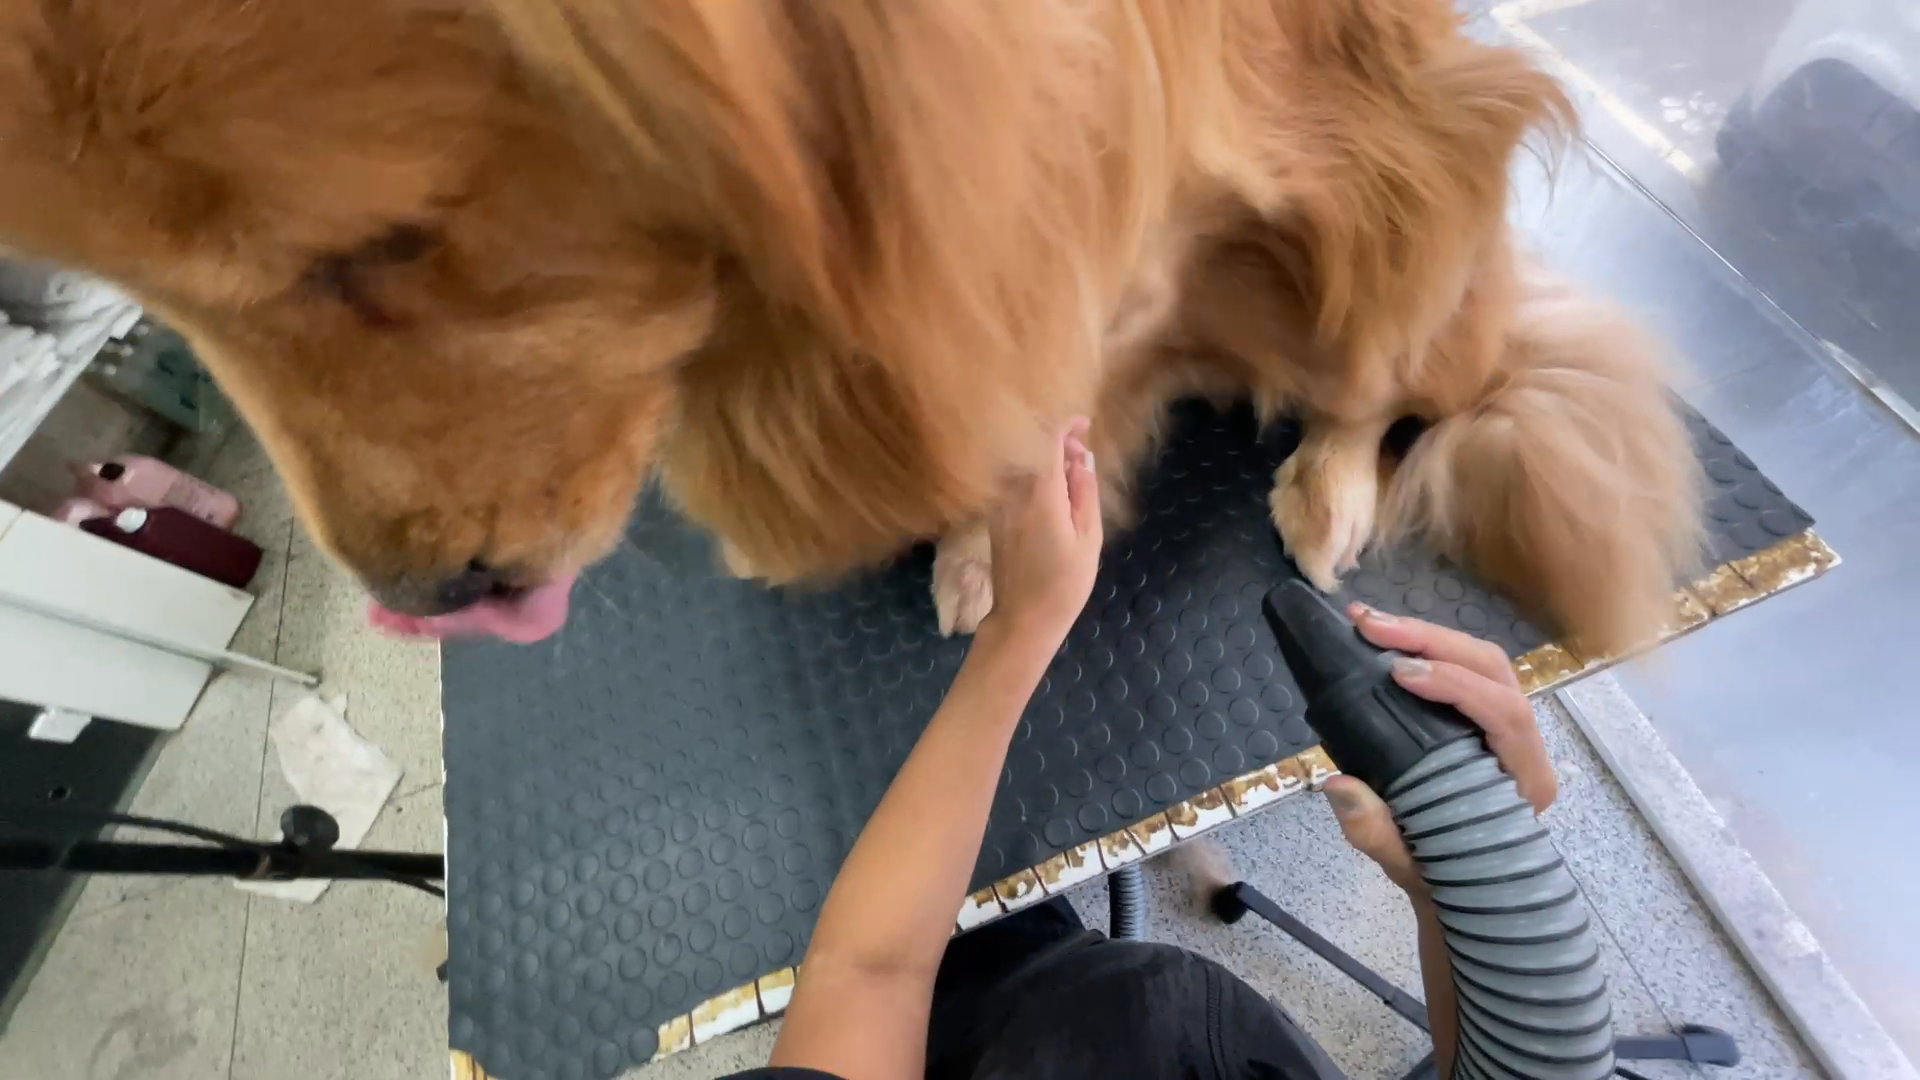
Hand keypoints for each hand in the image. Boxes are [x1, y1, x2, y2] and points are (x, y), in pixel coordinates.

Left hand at [978, 418, 1102, 652]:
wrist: (1024, 618)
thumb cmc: (1065, 582)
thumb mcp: (1088, 537)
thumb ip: (1085, 492)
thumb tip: (1082, 459)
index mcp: (1041, 494)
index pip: (1048, 441)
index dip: (1066, 424)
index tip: (1085, 424)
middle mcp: (1014, 494)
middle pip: (1032, 450)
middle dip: (1060, 443)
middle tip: (1084, 457)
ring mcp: (1000, 506)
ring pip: (1022, 467)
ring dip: (1046, 461)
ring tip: (1073, 478)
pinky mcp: (994, 519)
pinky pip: (1014, 485)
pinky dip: (1033, 478)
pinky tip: (1052, 495)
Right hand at [1323, 603, 1555, 895]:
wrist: (1456, 880)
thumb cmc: (1435, 871)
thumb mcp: (1401, 861)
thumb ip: (1373, 829)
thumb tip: (1337, 783)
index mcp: (1521, 781)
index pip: (1505, 714)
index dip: (1455, 685)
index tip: (1398, 671)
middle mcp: (1521, 745)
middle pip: (1492, 670)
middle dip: (1431, 640)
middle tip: (1367, 625)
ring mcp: (1501, 725)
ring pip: (1479, 658)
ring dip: (1422, 633)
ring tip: (1365, 621)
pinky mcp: (1476, 713)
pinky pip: (1461, 664)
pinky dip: (1420, 643)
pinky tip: (1380, 636)